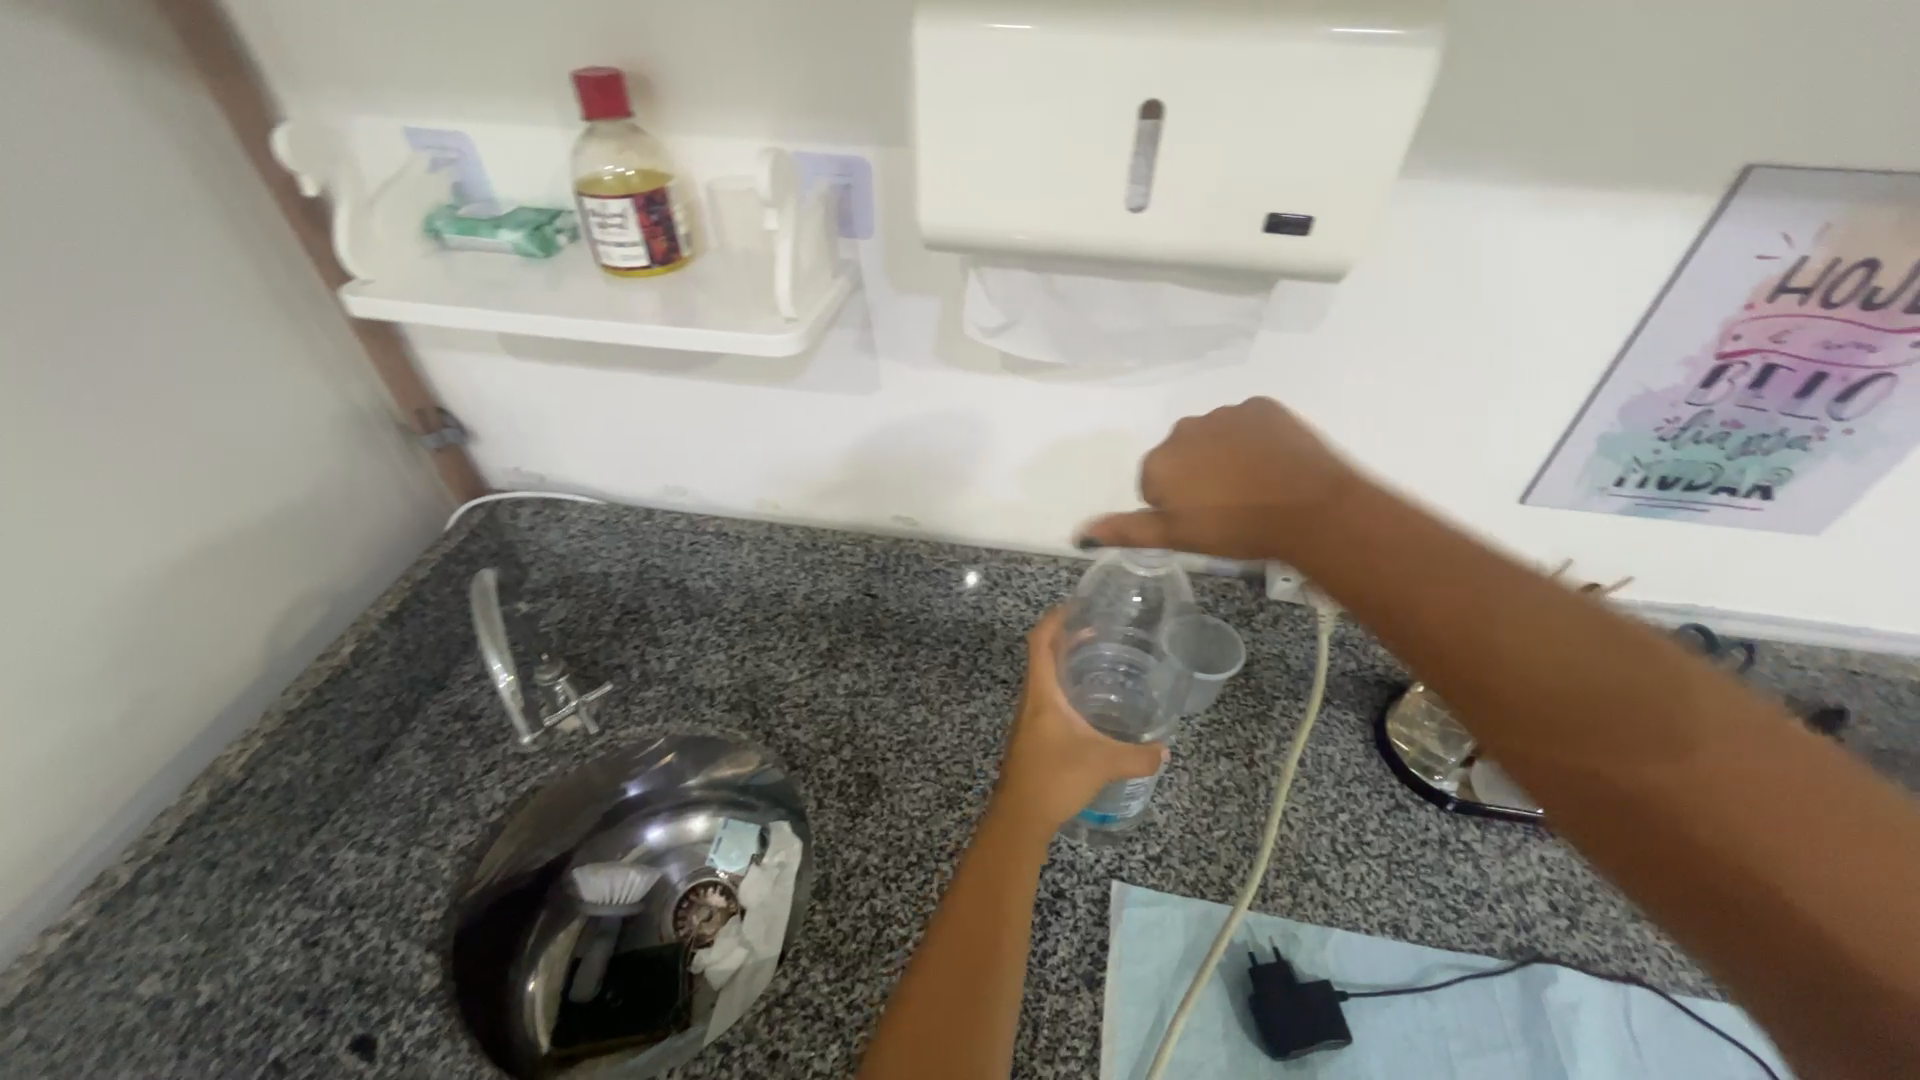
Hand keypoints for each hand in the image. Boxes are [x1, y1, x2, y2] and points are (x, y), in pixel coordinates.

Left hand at [992, 608, 1166, 830]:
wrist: (1019, 817)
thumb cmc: (1055, 778)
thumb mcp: (1103, 763)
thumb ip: (1137, 756)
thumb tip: (1166, 751)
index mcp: (1042, 693)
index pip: (1040, 640)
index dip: (1055, 618)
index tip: (1076, 605)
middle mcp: (1031, 700)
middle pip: (1041, 655)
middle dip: (1065, 637)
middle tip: (1096, 629)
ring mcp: (1028, 719)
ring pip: (1043, 678)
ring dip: (1063, 663)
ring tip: (1093, 660)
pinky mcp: (1031, 736)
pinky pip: (1046, 699)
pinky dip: (1063, 688)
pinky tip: (1085, 705)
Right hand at [1077, 397, 1358, 560]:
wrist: (1310, 508)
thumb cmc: (1236, 529)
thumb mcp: (1176, 538)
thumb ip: (1127, 529)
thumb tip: (1078, 533)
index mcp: (1158, 461)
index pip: (1154, 486)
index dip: (1177, 507)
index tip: (1204, 522)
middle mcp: (1183, 429)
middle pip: (1180, 457)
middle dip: (1196, 477)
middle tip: (1229, 507)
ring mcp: (1224, 414)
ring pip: (1212, 440)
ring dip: (1224, 458)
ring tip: (1254, 488)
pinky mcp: (1262, 406)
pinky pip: (1247, 424)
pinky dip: (1253, 440)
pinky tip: (1272, 465)